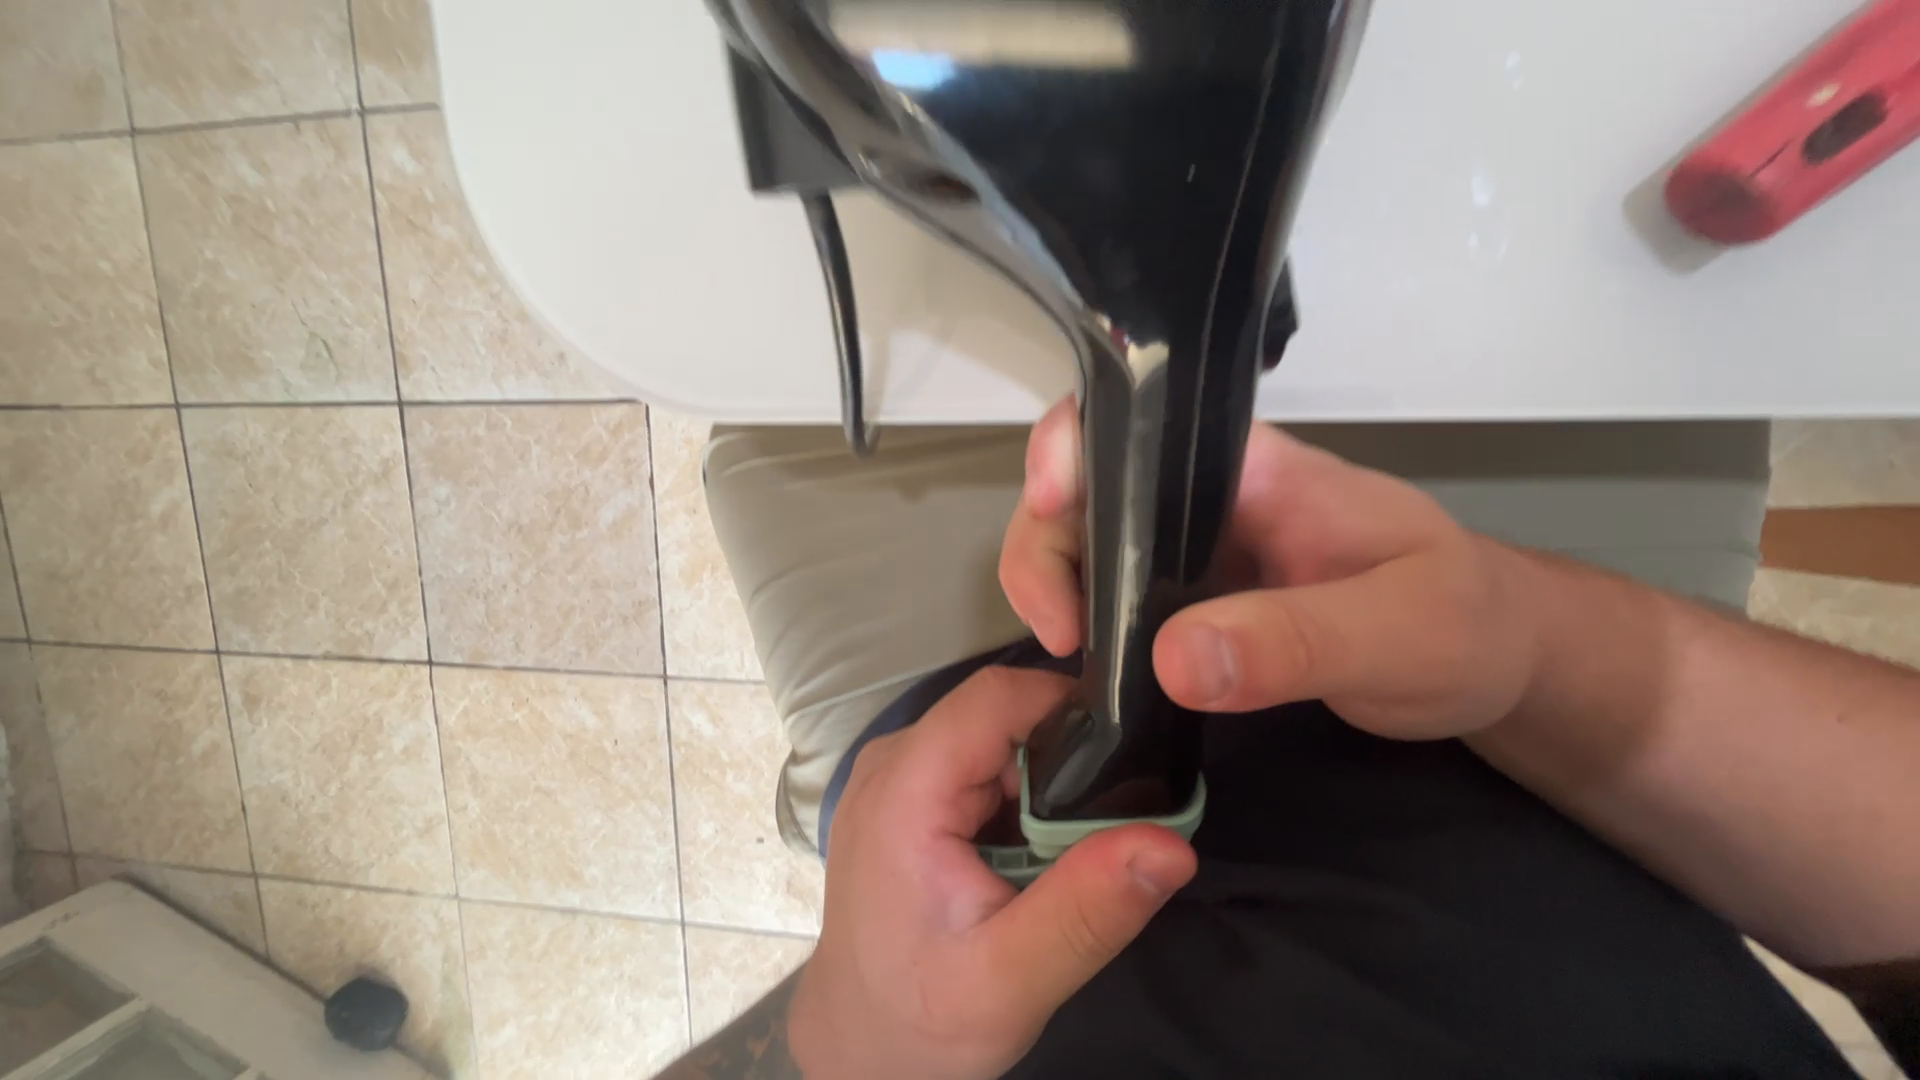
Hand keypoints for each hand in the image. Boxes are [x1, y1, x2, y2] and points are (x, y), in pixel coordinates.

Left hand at [790, 667, 1197, 1079]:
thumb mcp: (1009, 983)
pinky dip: (1016, 793)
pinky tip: (1034, 846)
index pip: (995, 696)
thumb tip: (1172, 845)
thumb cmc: (919, 1020)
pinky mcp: (904, 793)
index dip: (1065, 704)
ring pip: (991, 735)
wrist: (859, 1047)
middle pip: (997, 712)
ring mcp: (894, 775)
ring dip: (1042, 778)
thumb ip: (1087, 911)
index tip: (1126, 748)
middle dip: (1062, 753)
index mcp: (904, 788)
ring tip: (1073, 842)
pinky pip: (975, 761)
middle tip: (1110, 818)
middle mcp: (892, 762)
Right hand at [1000, 398, 1542, 740]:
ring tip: (1066, 655)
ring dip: (1053, 588)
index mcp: (1249, 468)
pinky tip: (1084, 668)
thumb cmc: (1465, 623)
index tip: (1050, 513)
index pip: (1135, 422)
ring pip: (1085, 543)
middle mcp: (1204, 498)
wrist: (1490, 663)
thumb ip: (1297, 641)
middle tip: (1054, 630)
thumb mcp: (1401, 631)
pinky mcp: (1188, 601)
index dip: (1069, 449)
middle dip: (1044, 544)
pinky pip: (1110, 596)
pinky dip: (1082, 624)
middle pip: (1085, 486)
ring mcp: (1191, 550)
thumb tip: (1174, 660)